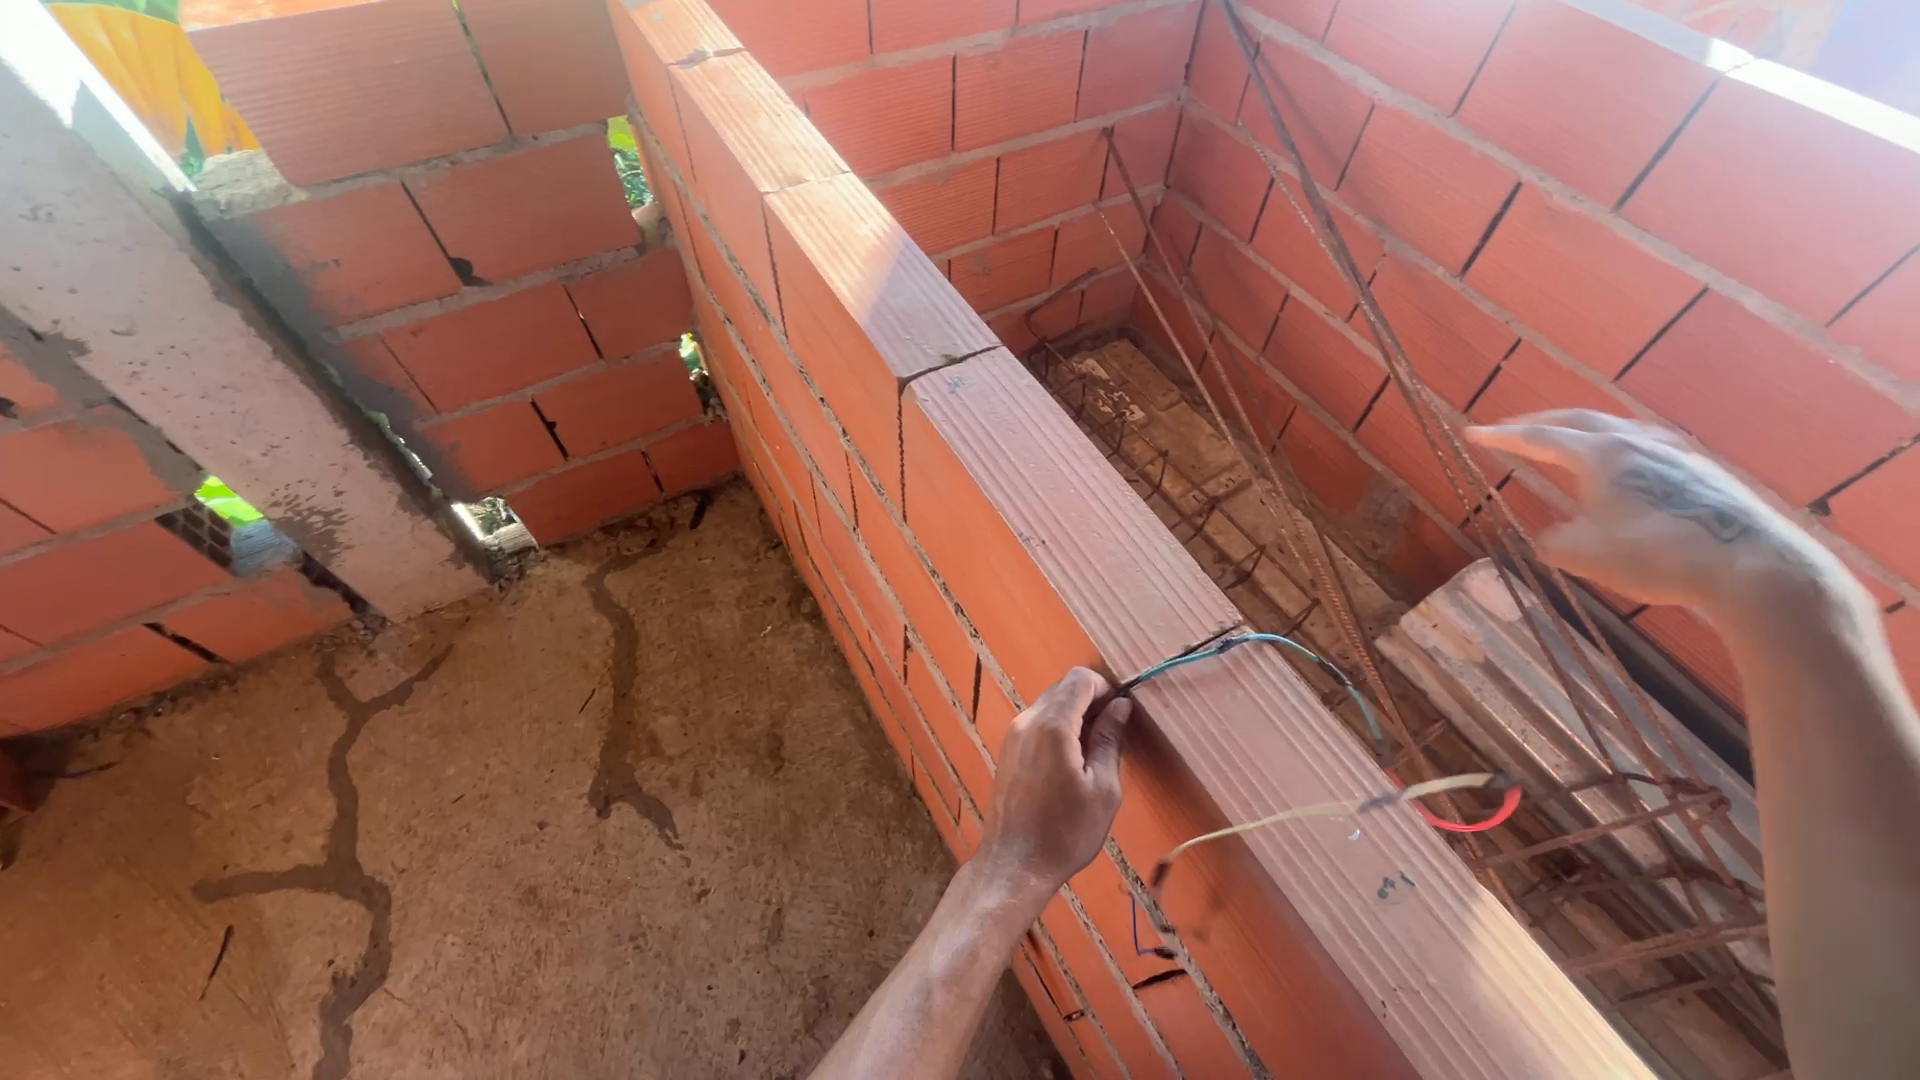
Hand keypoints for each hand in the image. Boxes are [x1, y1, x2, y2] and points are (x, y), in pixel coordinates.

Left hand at [975, 667, 1131, 897]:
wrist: (1014, 864)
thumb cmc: (1066, 832)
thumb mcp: (1103, 789)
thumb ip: (1110, 740)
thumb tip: (1120, 706)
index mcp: (1052, 725)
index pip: (1079, 679)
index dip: (1105, 689)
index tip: (1120, 715)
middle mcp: (1027, 721)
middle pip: (1063, 688)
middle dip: (1091, 702)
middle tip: (1111, 737)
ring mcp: (1013, 734)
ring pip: (1049, 705)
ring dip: (1074, 716)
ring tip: (1092, 754)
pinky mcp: (1007, 750)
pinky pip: (1037, 723)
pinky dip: (1057, 729)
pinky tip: (1070, 763)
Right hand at [1466, 409, 1841, 618]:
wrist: (1752, 567)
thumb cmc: (1654, 556)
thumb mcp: (1581, 555)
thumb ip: (1552, 540)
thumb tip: (1549, 536)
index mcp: (1599, 454)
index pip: (1538, 439)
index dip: (1501, 437)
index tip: (1473, 432)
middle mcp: (1635, 442)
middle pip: (1579, 419)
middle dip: (1540, 422)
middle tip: (1512, 428)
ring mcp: (1675, 453)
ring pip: (1618, 428)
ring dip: (1584, 431)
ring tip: (1567, 441)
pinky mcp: (1702, 472)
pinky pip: (1645, 446)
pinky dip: (1616, 447)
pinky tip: (1620, 466)